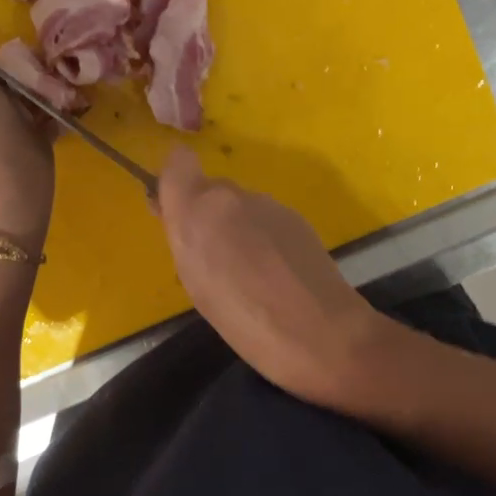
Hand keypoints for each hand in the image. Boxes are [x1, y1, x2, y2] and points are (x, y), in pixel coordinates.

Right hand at [156, 146, 388, 404]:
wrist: (320, 332)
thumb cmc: (243, 321)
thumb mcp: (197, 285)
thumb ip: (185, 240)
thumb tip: (175, 213)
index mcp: (197, 212)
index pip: (178, 162)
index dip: (176, 183)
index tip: (178, 214)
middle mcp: (231, 197)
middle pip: (210, 189)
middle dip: (208, 215)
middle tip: (214, 259)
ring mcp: (267, 204)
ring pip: (239, 206)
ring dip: (238, 228)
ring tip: (249, 274)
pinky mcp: (296, 216)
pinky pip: (265, 219)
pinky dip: (264, 237)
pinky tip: (276, 273)